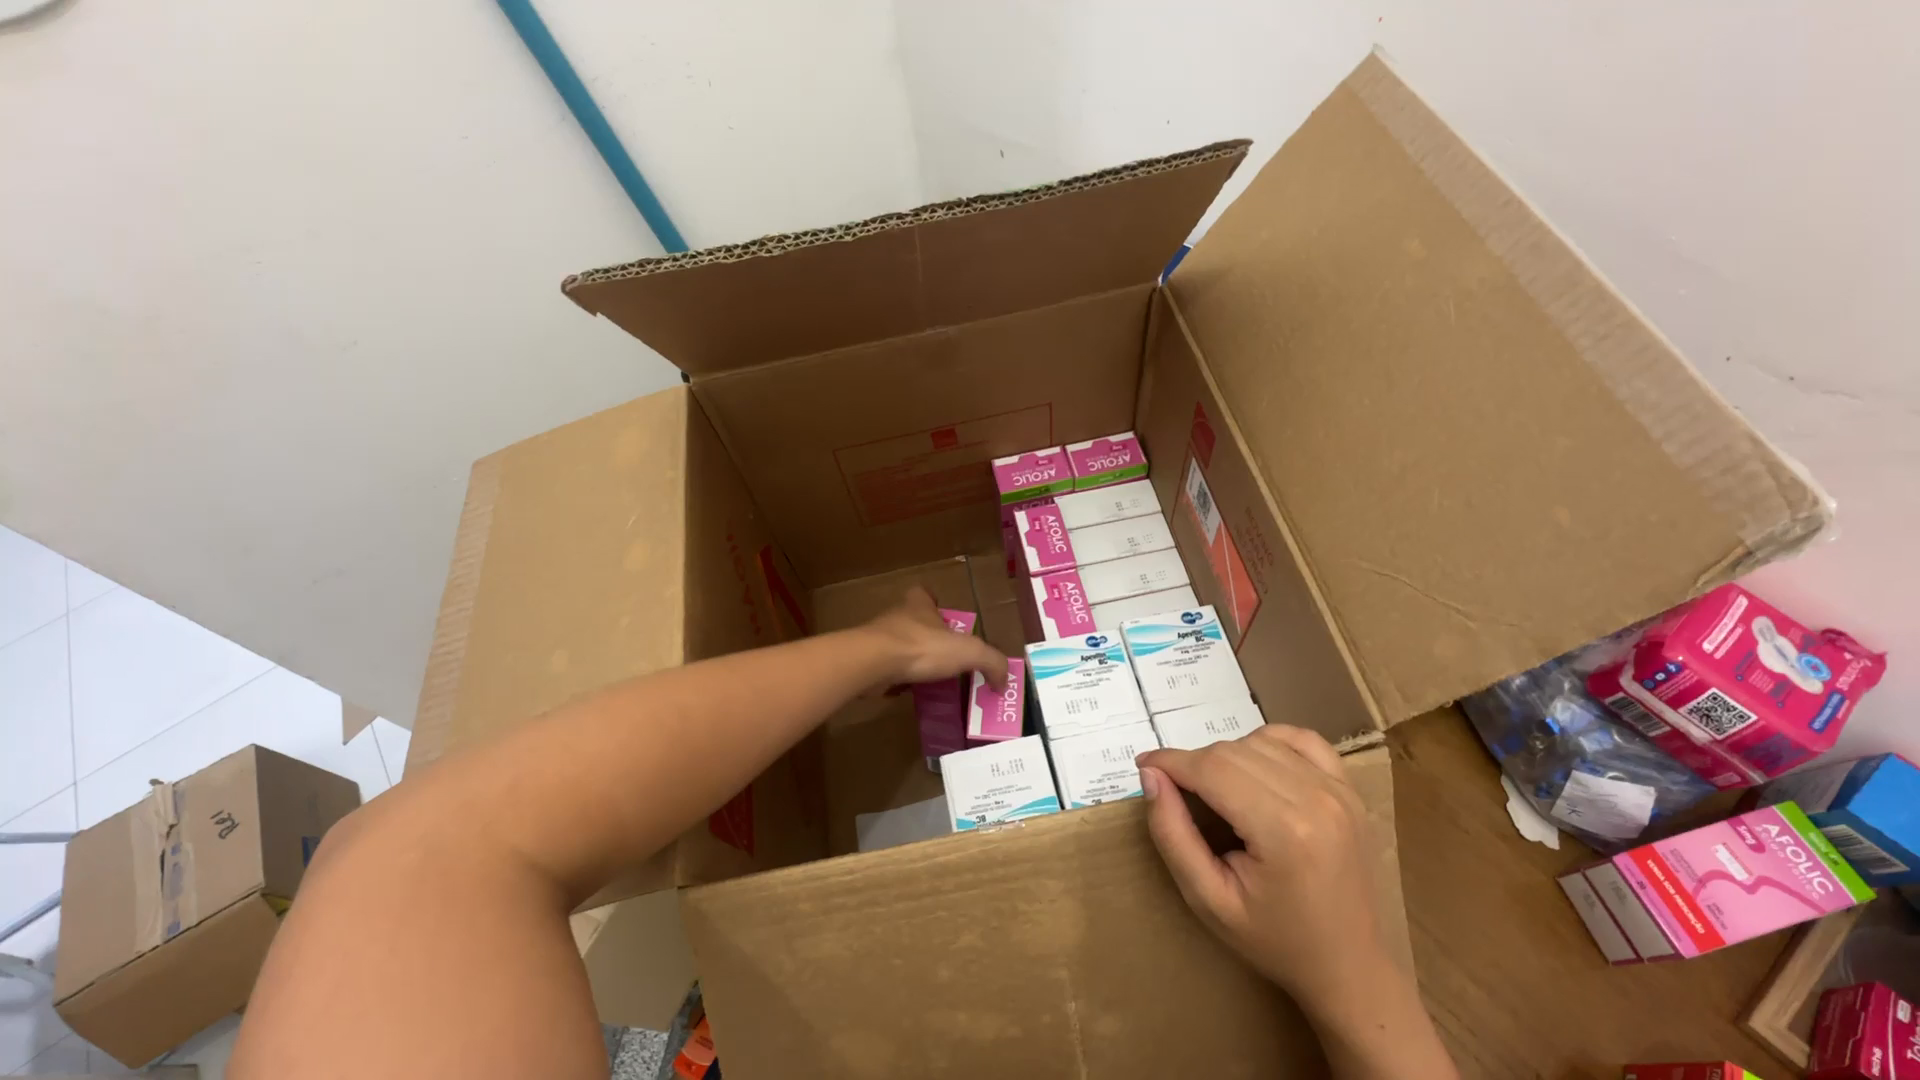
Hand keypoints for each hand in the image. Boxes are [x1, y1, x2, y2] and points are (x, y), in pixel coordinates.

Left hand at [860, 586, 1007, 691]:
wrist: (873, 663)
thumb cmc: (921, 647)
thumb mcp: (968, 651)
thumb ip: (991, 662)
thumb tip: (1003, 680)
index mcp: (919, 605)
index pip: (924, 594)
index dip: (932, 602)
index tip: (943, 618)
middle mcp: (897, 617)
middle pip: (913, 621)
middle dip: (926, 636)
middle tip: (945, 656)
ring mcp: (878, 639)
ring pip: (898, 645)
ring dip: (911, 658)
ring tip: (930, 677)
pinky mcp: (867, 662)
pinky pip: (885, 669)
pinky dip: (896, 678)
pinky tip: (908, 691)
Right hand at [1136, 725, 1388, 1003]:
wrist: (1350, 968)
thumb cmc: (1274, 941)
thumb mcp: (1208, 899)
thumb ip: (1173, 834)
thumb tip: (1150, 776)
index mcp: (1283, 830)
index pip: (1211, 769)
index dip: (1170, 761)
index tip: (1143, 766)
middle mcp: (1316, 798)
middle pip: (1232, 751)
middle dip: (1194, 764)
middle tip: (1177, 794)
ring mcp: (1339, 790)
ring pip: (1260, 741)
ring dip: (1226, 757)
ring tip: (1216, 793)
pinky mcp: (1350, 789)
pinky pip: (1301, 739)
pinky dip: (1268, 744)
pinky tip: (1254, 771)